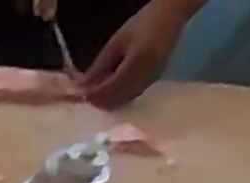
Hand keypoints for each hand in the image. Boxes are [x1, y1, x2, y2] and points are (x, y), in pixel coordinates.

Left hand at [76, 0, 192, 108]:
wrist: (173, 13)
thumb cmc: (143, 23)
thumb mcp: (115, 43)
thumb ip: (98, 67)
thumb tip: (79, 88)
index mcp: (135, 64)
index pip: (105, 92)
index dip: (89, 96)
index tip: (77, 94)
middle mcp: (144, 77)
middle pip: (112, 102)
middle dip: (96, 100)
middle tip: (86, 92)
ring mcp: (150, 81)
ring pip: (120, 103)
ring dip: (106, 100)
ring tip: (98, 88)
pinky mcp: (153, 81)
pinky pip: (129, 97)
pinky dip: (116, 97)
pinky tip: (111, 86)